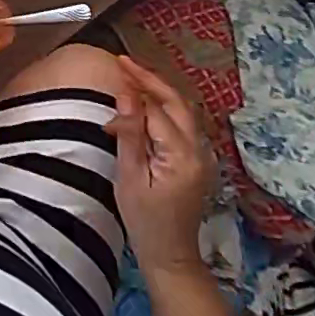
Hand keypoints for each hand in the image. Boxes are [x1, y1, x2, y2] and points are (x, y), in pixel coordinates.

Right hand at [105, 55, 214, 276]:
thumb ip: (130, 134)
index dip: (133, 93)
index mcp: (182, 155)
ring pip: (183, 110)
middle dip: (150, 78)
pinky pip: (183, 123)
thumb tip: (126, 96)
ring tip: (131, 76)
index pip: (156, 110)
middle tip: (122, 62)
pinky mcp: (198, 159)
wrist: (171, 253)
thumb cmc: (144, 219)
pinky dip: (164, 106)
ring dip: (158, 90)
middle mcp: (200, 150)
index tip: (111, 76)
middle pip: (177, 102)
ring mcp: (203, 155)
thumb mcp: (129, 177)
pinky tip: (145, 104)